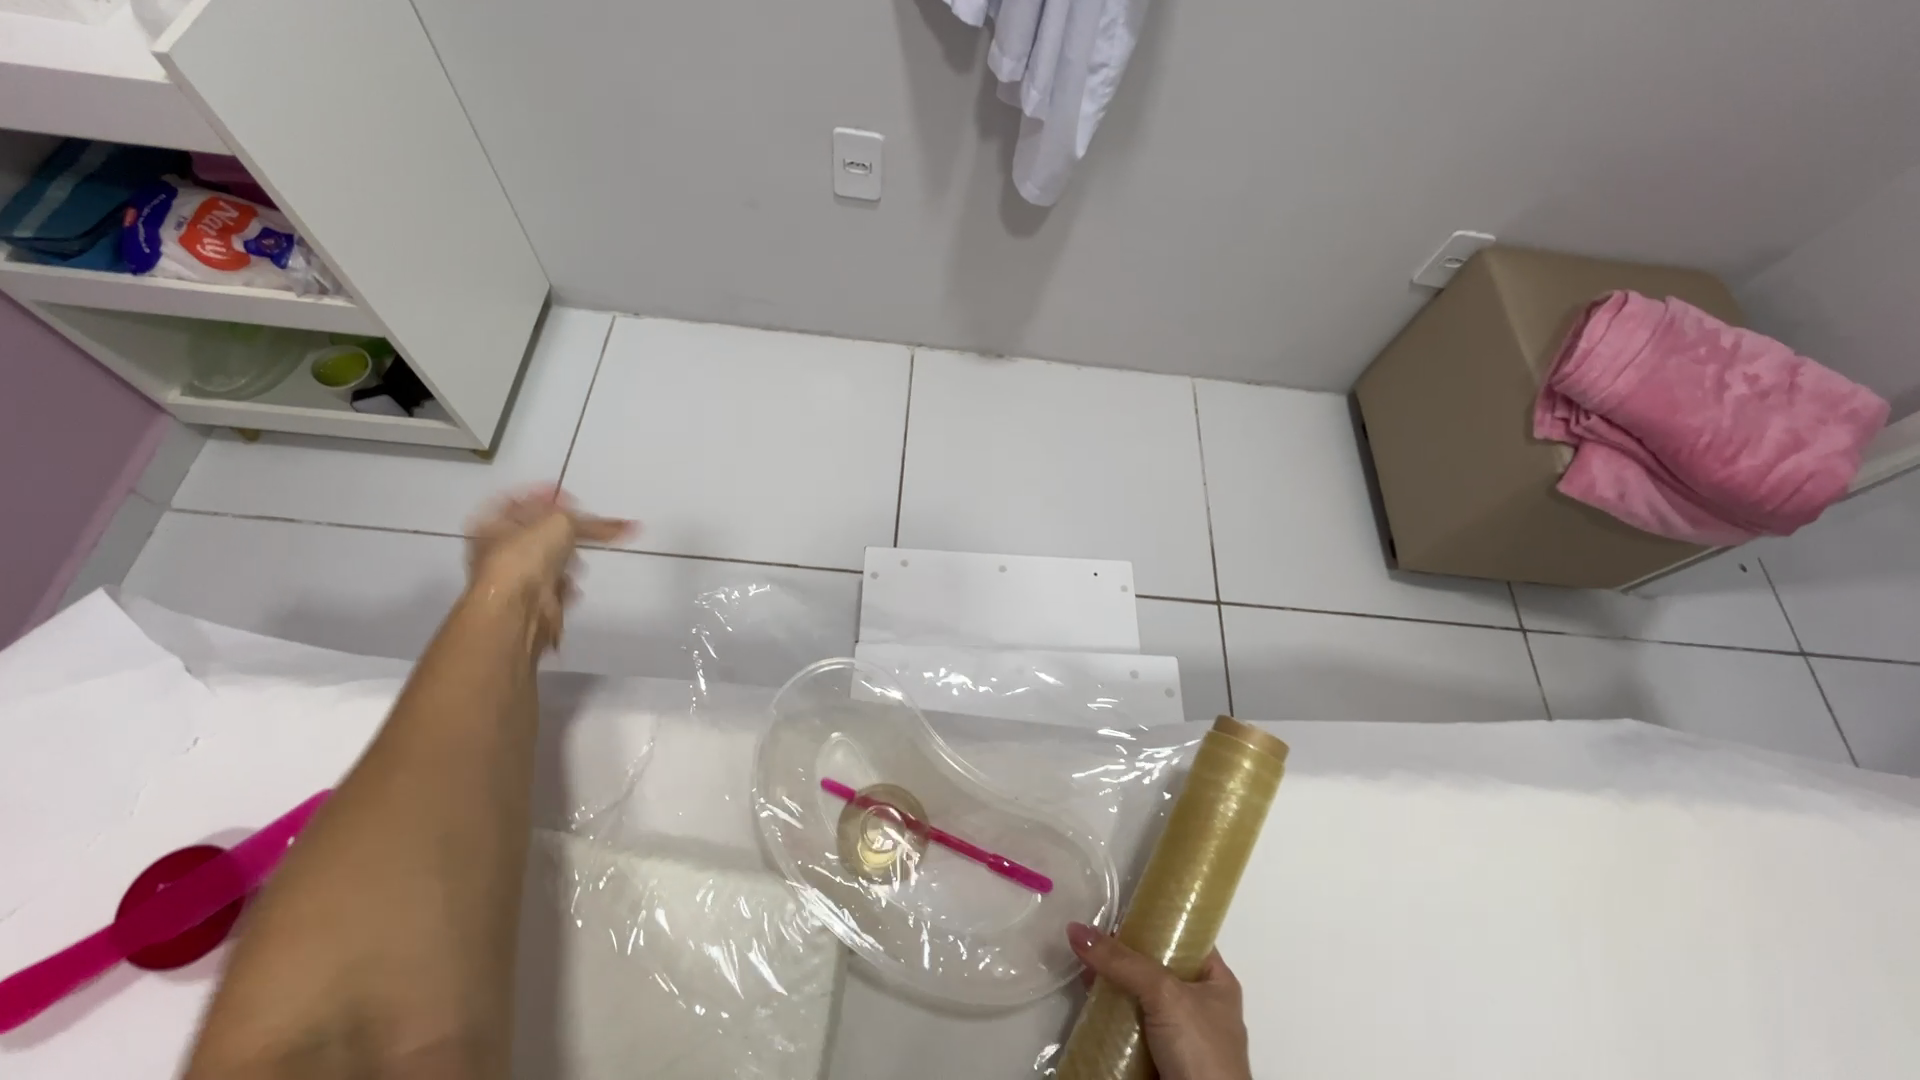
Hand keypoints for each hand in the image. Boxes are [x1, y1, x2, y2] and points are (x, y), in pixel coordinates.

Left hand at [465, 488, 632, 652]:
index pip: (520, 501)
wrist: (519, 607)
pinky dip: (570, 583)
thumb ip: (589, 521)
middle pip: (539, 532)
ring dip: (571, 560)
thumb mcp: (561, 521)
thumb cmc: (527, 556)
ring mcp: (516, 576)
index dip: (547, 497)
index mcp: (493, 523)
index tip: (573, 498)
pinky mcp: (534, 598)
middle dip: (565, 532)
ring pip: (551, 559)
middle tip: (582, 529)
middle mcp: (499, 548)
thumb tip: (622, 525)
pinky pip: (559, 584)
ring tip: (579, 562)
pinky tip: (574, 583)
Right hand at [1068, 923, 1252, 1079]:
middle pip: (1154, 967)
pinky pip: (1129, 1027)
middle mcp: (1199, 1004)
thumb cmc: (1200, 1050)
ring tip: (1079, 964)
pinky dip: (1109, 1016)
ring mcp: (1178, 1034)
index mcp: (1216, 981)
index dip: (1153, 921)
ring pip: (1138, 998)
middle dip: (1122, 955)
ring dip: (1111, 986)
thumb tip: (1076, 930)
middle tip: (1089, 936)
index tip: (1118, 911)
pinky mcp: (1157, 1058)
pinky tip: (1085, 1001)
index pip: (1184, 936)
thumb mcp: (1164, 994)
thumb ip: (1122, 962)